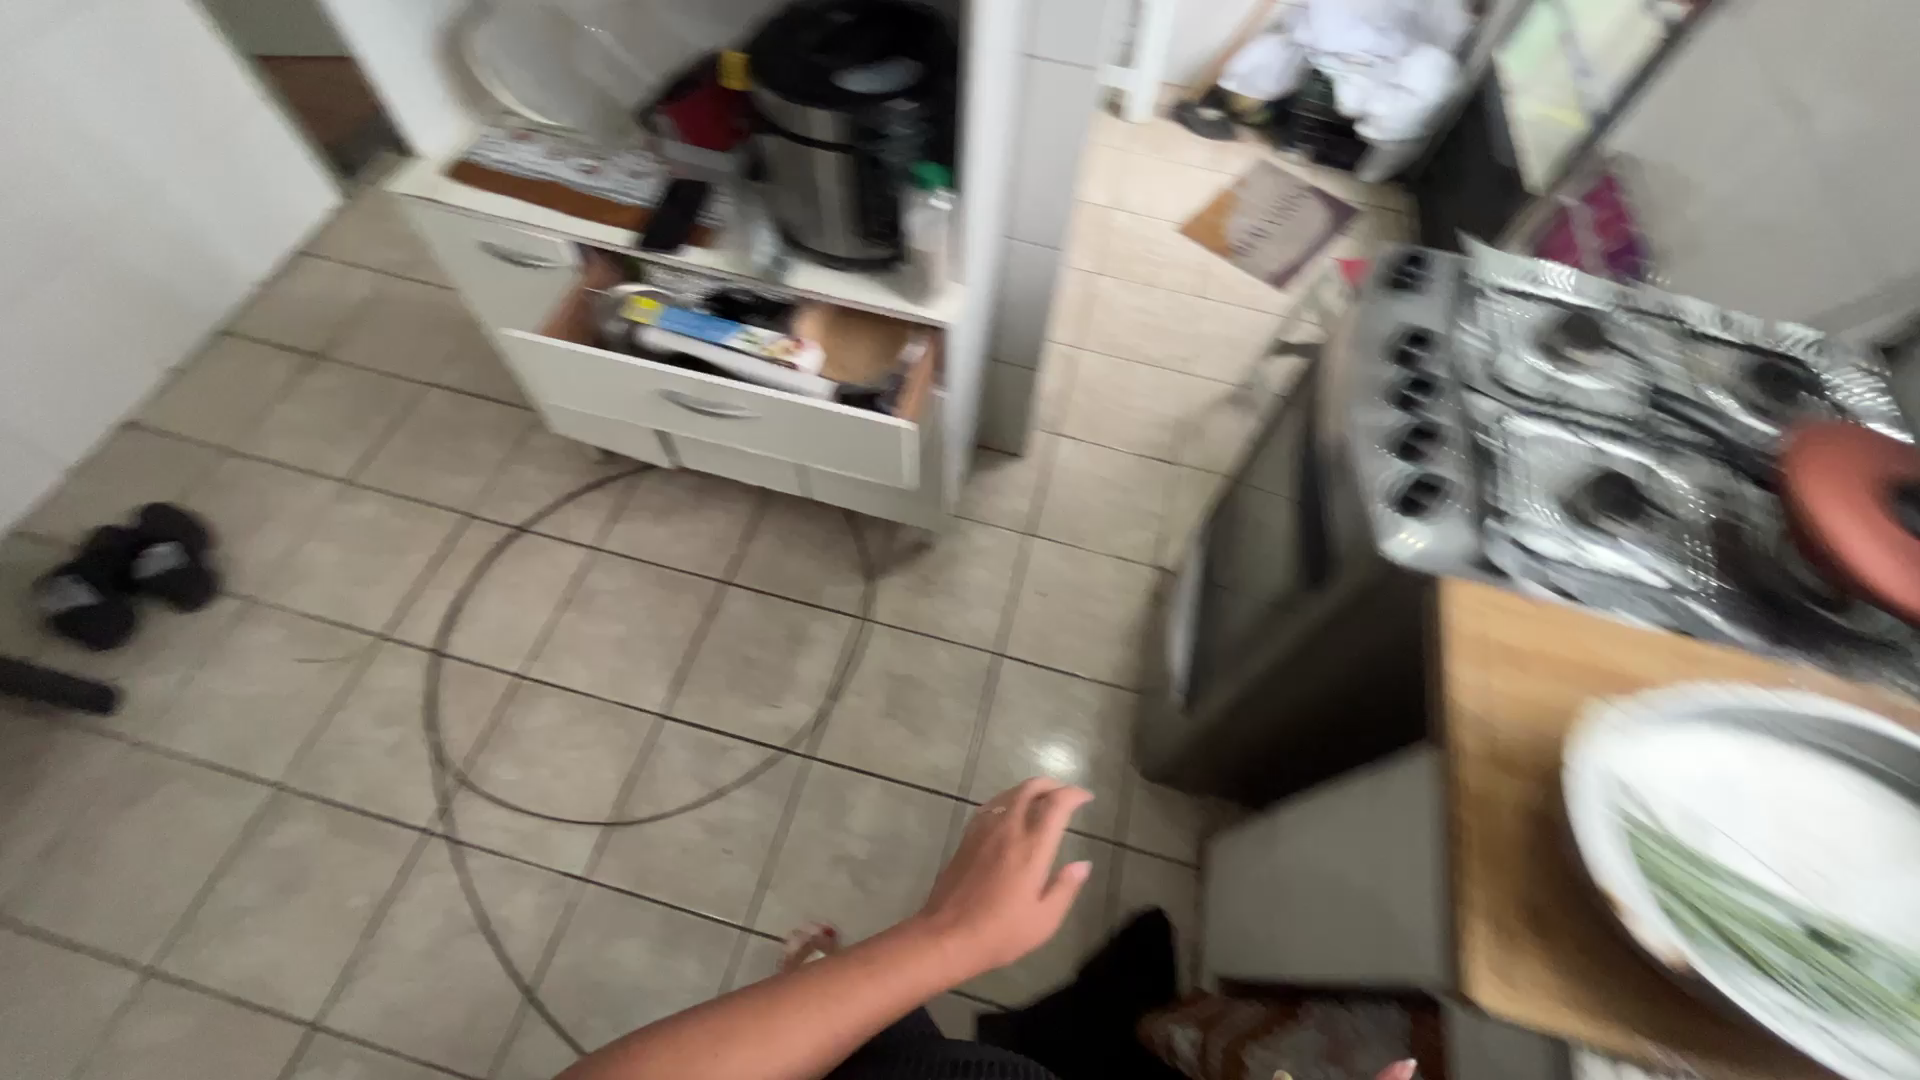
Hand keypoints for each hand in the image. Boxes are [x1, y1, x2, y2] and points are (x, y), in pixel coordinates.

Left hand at [913, 778, 1093, 978]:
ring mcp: (984, 830)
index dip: (1073, 794)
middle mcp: (1008, 829)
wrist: (947, 934)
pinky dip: (1008, 799)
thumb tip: (1083, 864)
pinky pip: (991, 805)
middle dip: (1051, 784)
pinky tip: (1010, 811)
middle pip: (1030, 788)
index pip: (1056, 804)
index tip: (1085, 797)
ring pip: (1009, 793)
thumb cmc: (1001, 932)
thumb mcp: (1044, 920)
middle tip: (1065, 794)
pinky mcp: (967, 837)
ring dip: (1029, 789)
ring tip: (1042, 800)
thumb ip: (1065, 888)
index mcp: (1031, 848)